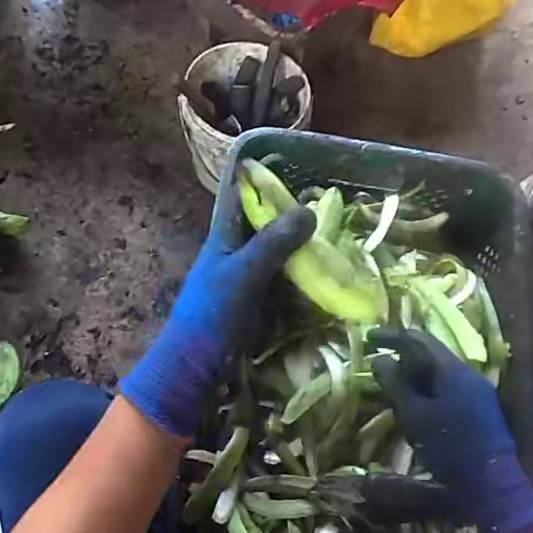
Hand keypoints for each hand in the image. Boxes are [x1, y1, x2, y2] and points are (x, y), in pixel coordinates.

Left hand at [120, 194, 314, 436]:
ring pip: (278, 252)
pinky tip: (324, 273)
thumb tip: (309, 210)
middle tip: (331, 205)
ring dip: (302, 247)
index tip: (293, 166)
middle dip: (293, 215)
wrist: (196, 365)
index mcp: (225, 236)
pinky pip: (283, 280)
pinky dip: (301, 275)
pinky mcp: (258, 301)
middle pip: (266, 224)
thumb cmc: (212, 314)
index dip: (261, 178)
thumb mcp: (244, 273)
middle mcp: (236, 251)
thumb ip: (273, 242)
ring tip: (336, 236)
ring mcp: (247, 277)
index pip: (241, 196)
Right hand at [371, 327, 532, 532]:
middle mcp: (468, 373)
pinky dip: (426, 386)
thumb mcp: (414, 415)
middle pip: (430, 353)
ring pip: (439, 370)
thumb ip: (395, 384)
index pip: (418, 339)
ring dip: (414, 372)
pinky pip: (447, 385)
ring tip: (390, 381)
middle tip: (376, 361)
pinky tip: (413, 400)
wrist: (491, 485)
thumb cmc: (449, 447)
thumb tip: (379, 359)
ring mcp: (477, 390)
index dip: (391, 336)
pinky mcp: (479, 407)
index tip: (367, 339)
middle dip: (401, 354)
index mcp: (452, 370)